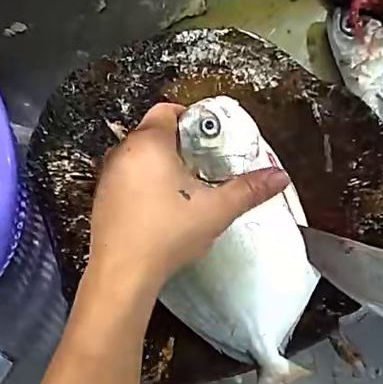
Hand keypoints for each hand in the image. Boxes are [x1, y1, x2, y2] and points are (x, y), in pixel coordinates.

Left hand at [86, 102, 289, 297]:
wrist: (124, 273)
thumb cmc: (163, 236)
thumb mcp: (218, 209)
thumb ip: (249, 190)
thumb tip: (276, 178)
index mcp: (150, 144)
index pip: (169, 110)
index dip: (193, 120)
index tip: (211, 137)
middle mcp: (124, 154)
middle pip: (157, 134)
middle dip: (184, 147)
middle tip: (208, 166)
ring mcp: (111, 177)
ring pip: (143, 159)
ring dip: (165, 168)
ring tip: (191, 191)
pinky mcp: (106, 200)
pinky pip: (131, 182)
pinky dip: (149, 188)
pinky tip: (168, 211)